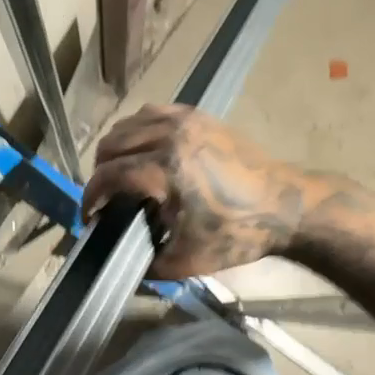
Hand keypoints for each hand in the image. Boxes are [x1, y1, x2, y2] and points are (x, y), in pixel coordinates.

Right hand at [81, 104, 322, 279]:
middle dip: (100, 171)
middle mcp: (170, 136)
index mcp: (165, 169)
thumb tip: (121, 261)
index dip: (91, 196)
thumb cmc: (238, 234)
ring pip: (128, 123)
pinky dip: (138, 128)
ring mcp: (184, 120)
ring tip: (120, 171)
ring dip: (116, 148)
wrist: (286, 206)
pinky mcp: (198, 115)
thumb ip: (147, 262)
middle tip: (106, 196)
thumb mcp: (188, 260)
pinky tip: (143, 148)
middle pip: (112, 144)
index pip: (109, 175)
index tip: (89, 215)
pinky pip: (152, 112)